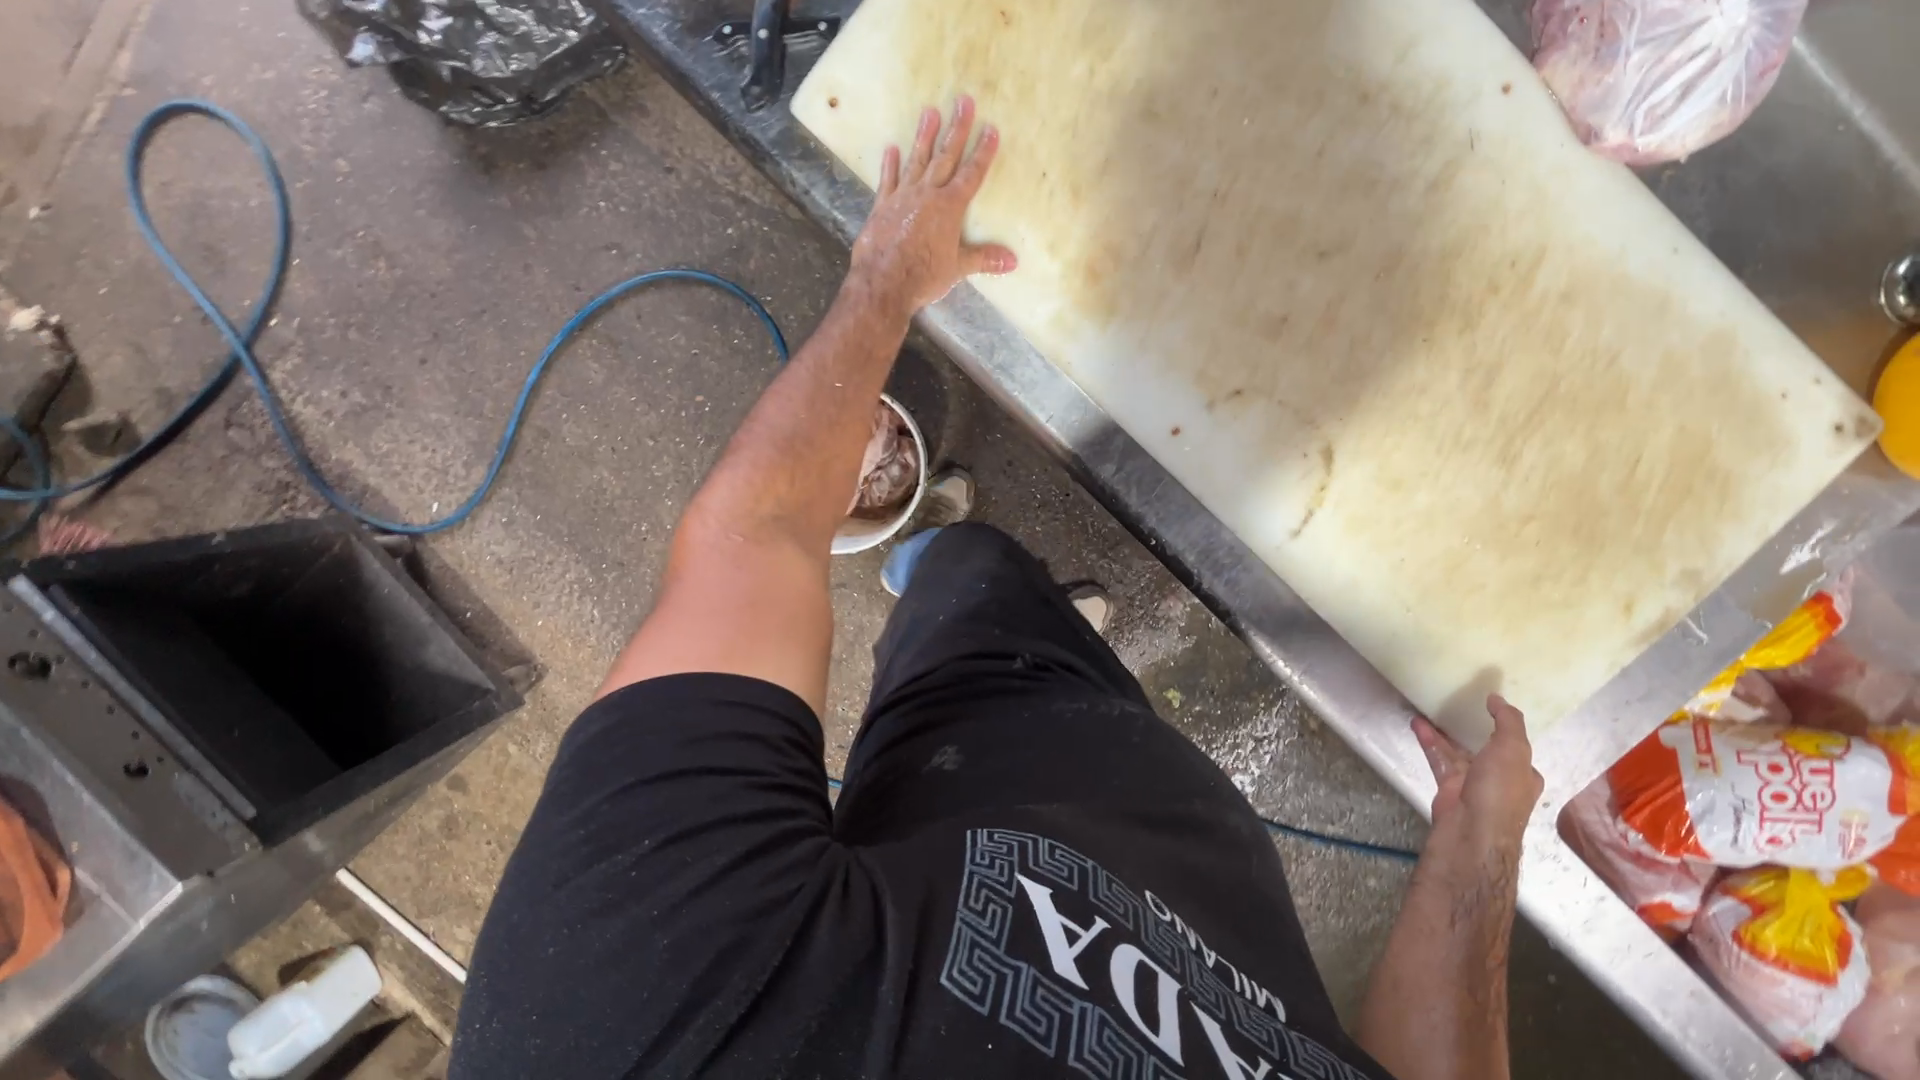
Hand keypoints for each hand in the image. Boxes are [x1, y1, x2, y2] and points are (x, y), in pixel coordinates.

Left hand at [848, 95, 1016, 321]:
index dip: (983, 152)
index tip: (991, 128)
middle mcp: (927, 195)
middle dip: (956, 129)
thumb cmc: (924, 276)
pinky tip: (892, 148)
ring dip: (924, 136)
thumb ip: (984, 259)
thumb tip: (1012, 261)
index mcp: (949, 208)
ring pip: (916, 161)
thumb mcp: (957, 268)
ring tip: (930, 112)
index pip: (971, 174)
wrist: (883, 283)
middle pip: (945, 157)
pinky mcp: (882, 207)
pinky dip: (890, 165)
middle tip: (963, 101)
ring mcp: (902, 198)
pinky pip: (887, 181)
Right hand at [1413, 695, 1543, 851]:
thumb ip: (1508, 721)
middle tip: (1456, 705)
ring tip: (1429, 710)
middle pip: (1484, 748)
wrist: (1471, 831)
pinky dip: (1429, 743)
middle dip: (1470, 728)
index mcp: (1524, 774)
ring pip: (1459, 753)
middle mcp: (1501, 780)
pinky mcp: (1449, 788)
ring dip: (1444, 733)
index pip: (1516, 746)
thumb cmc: (1499, 790)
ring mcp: (1473, 785)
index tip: (1488, 707)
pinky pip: (1440, 760)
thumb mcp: (1513, 749)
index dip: (1505, 727)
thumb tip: (1497, 698)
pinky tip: (1417, 726)